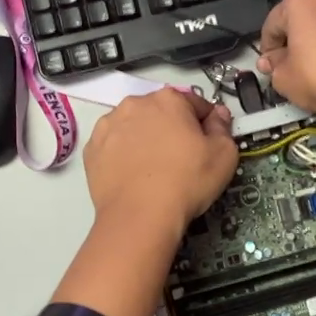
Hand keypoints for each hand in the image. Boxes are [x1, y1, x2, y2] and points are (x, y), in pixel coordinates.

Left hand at [84, 88, 237, 235]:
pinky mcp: (91, 150)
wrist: (140, 216)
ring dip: (145, 139)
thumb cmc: (186, 181)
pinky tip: (134, 175)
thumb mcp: (224, 155)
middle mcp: (135, 104)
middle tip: (182, 158)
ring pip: (134, 127)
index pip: (196, 103)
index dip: (206, 124)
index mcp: (168, 99)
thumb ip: (223, 128)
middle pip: (162, 112)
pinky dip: (124, 155)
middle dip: (173, 128)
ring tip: (155, 168)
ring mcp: (108, 126)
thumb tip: (218, 116)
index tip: (208, 143)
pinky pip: (114, 146)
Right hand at [256, 0, 315, 116]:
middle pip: (299, 17)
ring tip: (313, 66)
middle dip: (293, 39)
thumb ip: (273, 66)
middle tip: (289, 65)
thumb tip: (272, 63)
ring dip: (315, 38)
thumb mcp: (284, 78)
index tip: (270, 63)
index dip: (268, 48)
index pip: (272, 24)